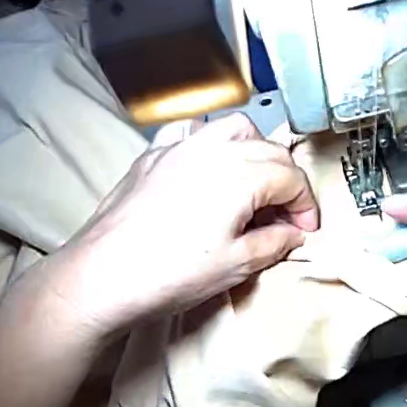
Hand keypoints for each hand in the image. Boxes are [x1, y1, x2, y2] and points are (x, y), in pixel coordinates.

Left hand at [29, 113, 318, 339]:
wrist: (101, 277)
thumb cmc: (170, 274)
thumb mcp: (236, 266)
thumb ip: (274, 243)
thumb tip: (293, 234)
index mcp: (240, 174)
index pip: (291, 177)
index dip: (306, 205)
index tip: (304, 231)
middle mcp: (212, 149)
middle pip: (270, 149)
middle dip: (287, 181)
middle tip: (286, 218)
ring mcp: (179, 147)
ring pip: (234, 128)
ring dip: (256, 151)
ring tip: (254, 184)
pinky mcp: (152, 156)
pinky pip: (192, 131)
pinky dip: (212, 143)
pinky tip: (209, 168)